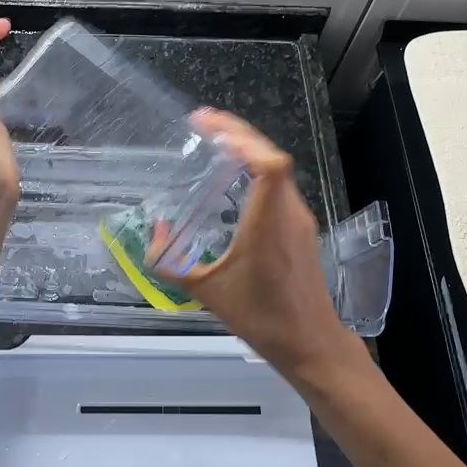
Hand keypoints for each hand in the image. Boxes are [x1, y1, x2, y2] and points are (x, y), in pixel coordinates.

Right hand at [150, 109, 358, 372]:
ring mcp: (299, 220)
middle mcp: (288, 212)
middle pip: (271, 157)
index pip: (268, 163)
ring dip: (250, 149)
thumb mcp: (207, 292)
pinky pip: (280, 186)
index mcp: (268, 221)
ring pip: (278, 170)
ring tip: (216, 142)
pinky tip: (237, 177)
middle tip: (203, 122)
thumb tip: (155, 232)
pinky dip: (258, 170)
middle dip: (238, 133)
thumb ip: (172, 263)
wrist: (312, 345)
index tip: (206, 124)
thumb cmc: (261, 318)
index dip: (240, 137)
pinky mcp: (302, 230)